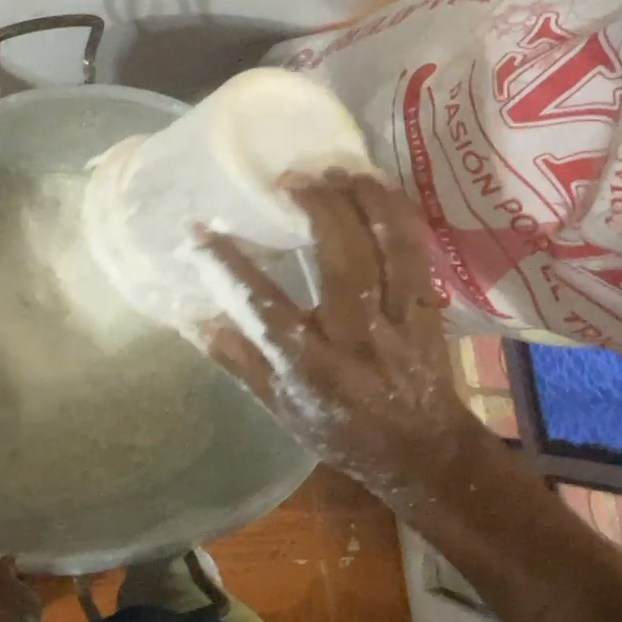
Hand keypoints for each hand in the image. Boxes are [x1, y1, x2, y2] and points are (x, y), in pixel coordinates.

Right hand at [199, 172, 485, 507]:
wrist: (425, 452)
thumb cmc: (340, 430)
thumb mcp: (279, 406)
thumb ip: (238, 359)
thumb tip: (193, 319)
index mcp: (311, 364)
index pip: (261, 305)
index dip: (227, 264)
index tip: (198, 230)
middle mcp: (356, 334)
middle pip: (340, 256)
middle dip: (315, 207)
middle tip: (288, 178)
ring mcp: (399, 318)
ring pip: (388, 244)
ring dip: (363, 198)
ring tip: (336, 168)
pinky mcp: (428, 307)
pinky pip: (416, 249)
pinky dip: (397, 212)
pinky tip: (377, 187)